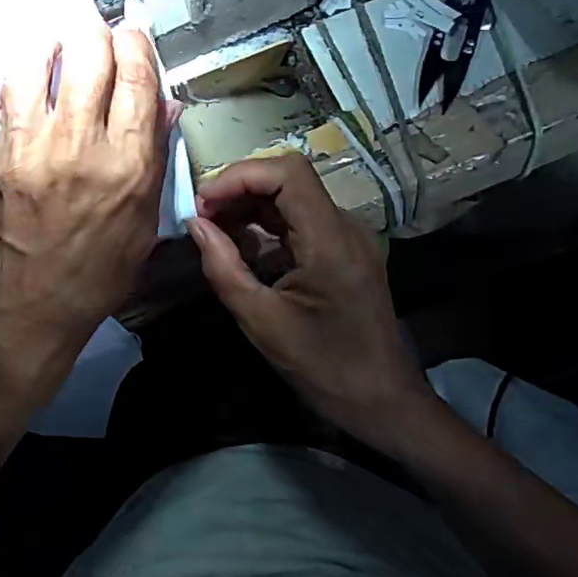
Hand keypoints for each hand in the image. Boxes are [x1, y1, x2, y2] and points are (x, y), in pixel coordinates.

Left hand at [0, 2, 175, 418]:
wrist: (32, 307)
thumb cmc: (98, 267)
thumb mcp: (145, 217)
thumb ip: (157, 154)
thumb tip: (164, 100)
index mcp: (125, 162)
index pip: (135, 77)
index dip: (134, 43)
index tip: (129, 34)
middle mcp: (74, 147)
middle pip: (86, 56)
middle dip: (93, 35)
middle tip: (91, 39)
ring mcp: (22, 151)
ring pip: (29, 67)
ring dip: (43, 51)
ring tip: (48, 54)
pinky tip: (5, 92)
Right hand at [186, 151, 437, 449]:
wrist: (383, 403)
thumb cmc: (322, 366)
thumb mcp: (260, 321)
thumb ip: (223, 267)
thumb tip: (194, 223)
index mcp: (331, 241)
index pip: (288, 173)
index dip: (240, 176)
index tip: (205, 202)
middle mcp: (346, 226)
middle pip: (288, 178)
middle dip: (238, 188)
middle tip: (203, 216)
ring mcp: (348, 235)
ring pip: (291, 195)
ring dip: (248, 205)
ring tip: (214, 229)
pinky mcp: (343, 248)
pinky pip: (299, 218)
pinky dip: (265, 223)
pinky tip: (240, 245)